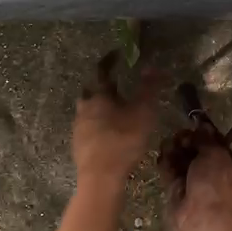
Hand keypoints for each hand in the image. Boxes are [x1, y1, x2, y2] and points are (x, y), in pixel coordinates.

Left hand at [73, 54, 158, 188]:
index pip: (102, 70)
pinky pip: (87, 127)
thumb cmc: (123, 139)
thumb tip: (153, 66)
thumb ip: (148, 88)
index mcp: (99, 95)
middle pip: (91, 90)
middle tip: (116, 86)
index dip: (110, 61)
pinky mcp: (78, 144)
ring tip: (114, 111)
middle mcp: (84, 107)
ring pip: (88, 110)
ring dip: (99, 107)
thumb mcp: (143, 112)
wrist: (100, 175)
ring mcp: (79, 126)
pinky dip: (97, 125)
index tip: (117, 54)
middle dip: (103, 86)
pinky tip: (107, 133)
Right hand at [162, 126, 231, 230]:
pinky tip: (163, 155)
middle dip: (186, 140)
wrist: (199, 216)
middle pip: (194, 147)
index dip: (203, 131)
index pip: (214, 141)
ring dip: (174, 149)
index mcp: (226, 161)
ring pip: (180, 157)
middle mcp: (210, 169)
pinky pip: (169, 169)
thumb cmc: (213, 183)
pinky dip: (165, 162)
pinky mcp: (174, 187)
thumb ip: (206, 138)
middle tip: (180, 138)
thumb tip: (202, 125)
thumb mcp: (215, 154)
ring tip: (169, 146)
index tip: (193, 124)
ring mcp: (191, 179)